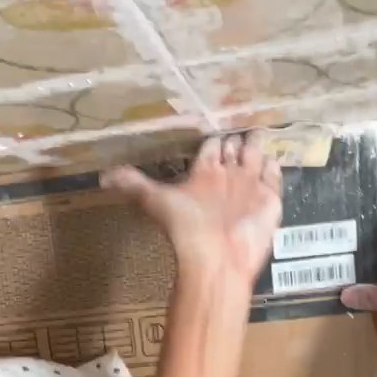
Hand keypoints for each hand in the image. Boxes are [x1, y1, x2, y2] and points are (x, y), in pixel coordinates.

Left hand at [103, 130, 282, 285]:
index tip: (211, 121)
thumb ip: (133, 185)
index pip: (209, 149)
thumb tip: (102, 178)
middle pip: (233, 150)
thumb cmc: (187, 229)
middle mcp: (226, 180)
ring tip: (258, 129)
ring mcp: (249, 189)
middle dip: (235, 137)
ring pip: (255, 158)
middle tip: (240, 117)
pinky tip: (274, 155)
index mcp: (203, 176)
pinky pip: (274, 177)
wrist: (217, 259)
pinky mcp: (270, 200)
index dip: (211, 139)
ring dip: (255, 145)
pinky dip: (274, 166)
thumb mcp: (155, 200)